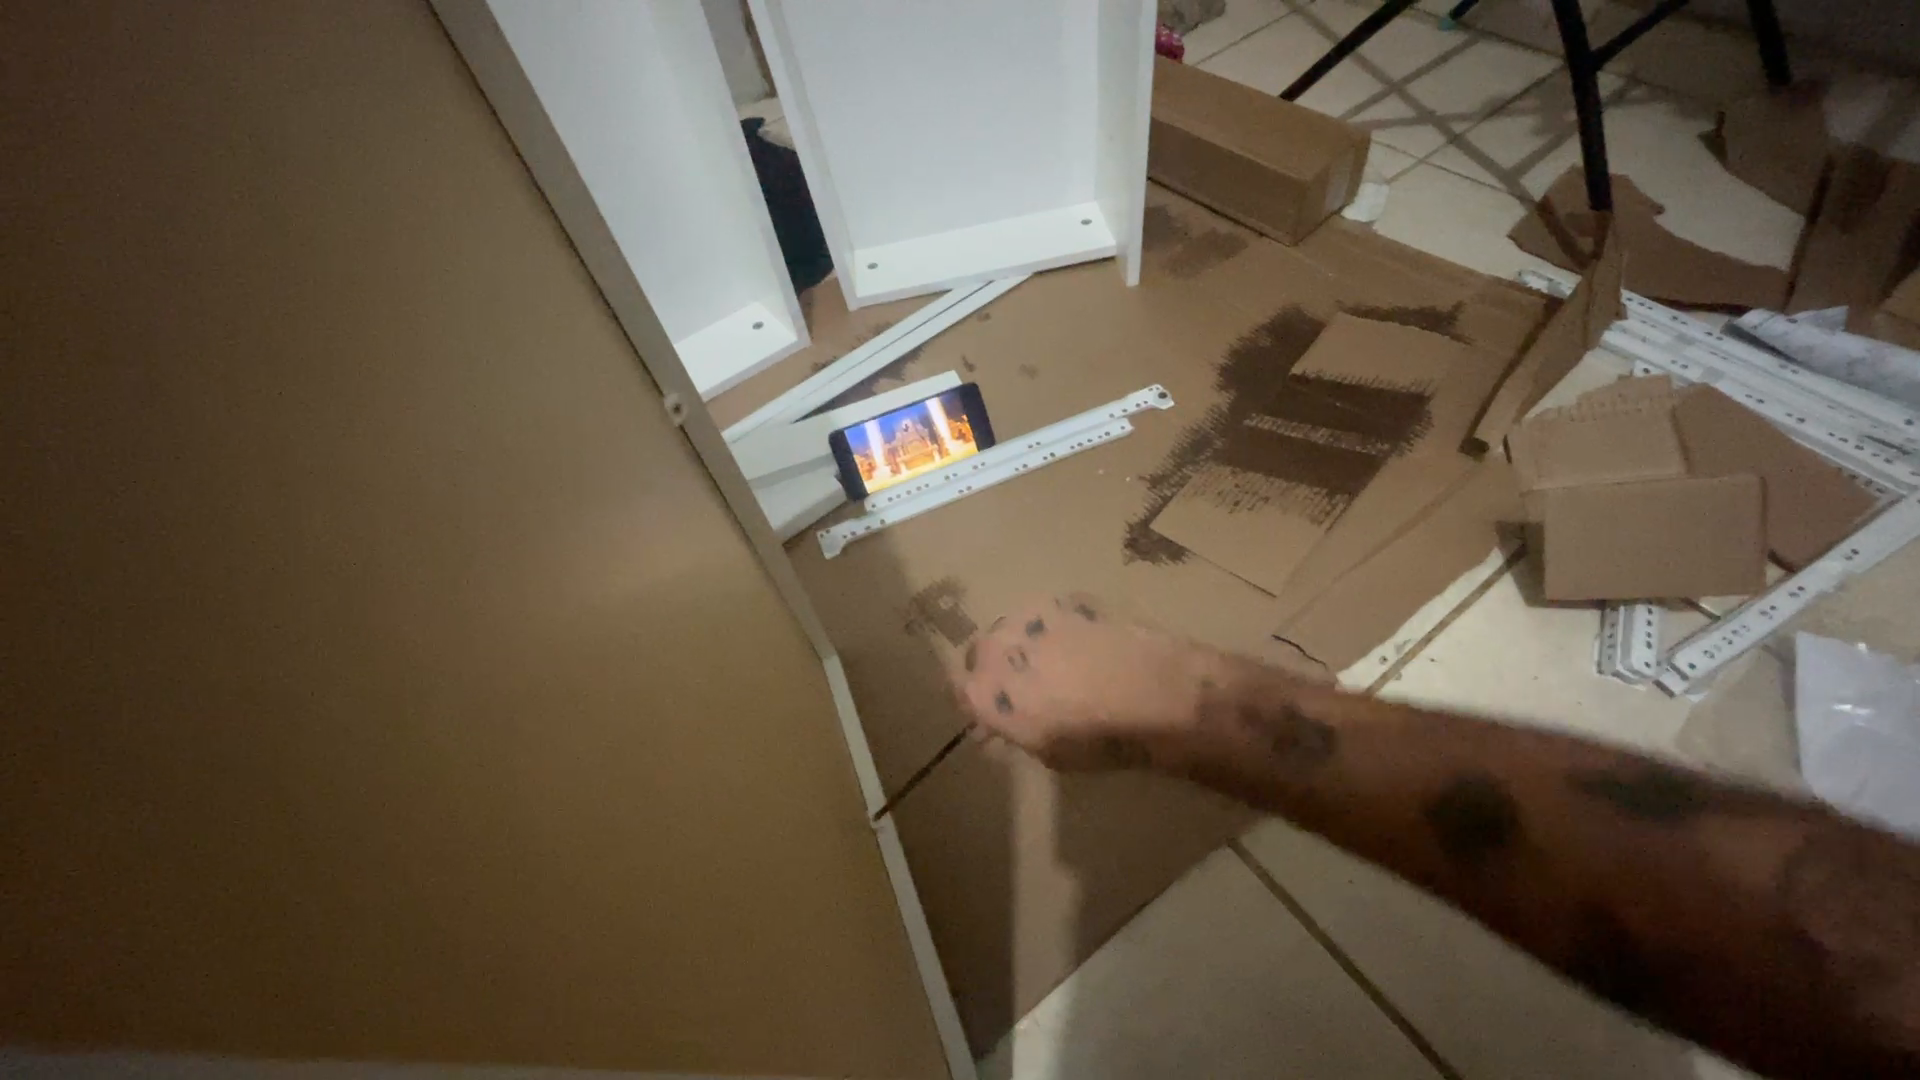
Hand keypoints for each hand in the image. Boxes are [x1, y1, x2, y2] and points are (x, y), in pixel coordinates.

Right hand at [950, 594, 1213, 770]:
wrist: (1153, 693)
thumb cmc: (1098, 739)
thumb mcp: (1048, 754)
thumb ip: (1015, 733)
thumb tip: (999, 729)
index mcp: (983, 692)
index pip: (958, 690)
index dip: (975, 699)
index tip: (992, 710)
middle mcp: (995, 647)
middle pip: (981, 652)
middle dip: (997, 666)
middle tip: (1027, 684)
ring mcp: (1029, 615)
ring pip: (1014, 627)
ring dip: (1026, 641)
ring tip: (1059, 659)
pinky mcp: (1065, 597)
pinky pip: (1050, 613)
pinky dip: (1060, 626)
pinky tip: (1089, 641)